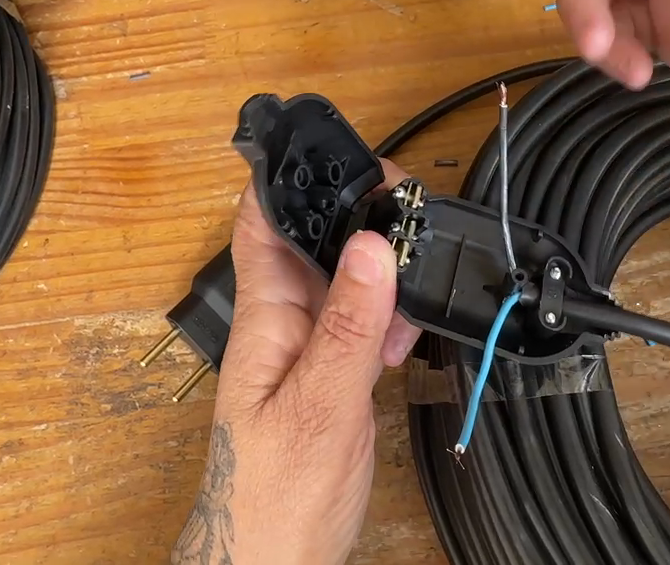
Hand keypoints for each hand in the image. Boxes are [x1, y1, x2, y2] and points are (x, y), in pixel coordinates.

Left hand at [170, 163, 420, 564]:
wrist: (276, 563)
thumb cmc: (276, 495)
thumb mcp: (319, 405)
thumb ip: (347, 326)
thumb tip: (372, 246)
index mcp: (265, 313)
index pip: (259, 222)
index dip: (280, 176)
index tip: (317, 146)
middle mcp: (283, 316)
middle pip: (311, 237)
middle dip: (351, 213)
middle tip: (399, 204)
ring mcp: (307, 341)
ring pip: (342, 275)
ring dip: (377, 267)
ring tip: (410, 280)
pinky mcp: (330, 366)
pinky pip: (358, 316)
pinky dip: (385, 313)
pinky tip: (402, 333)